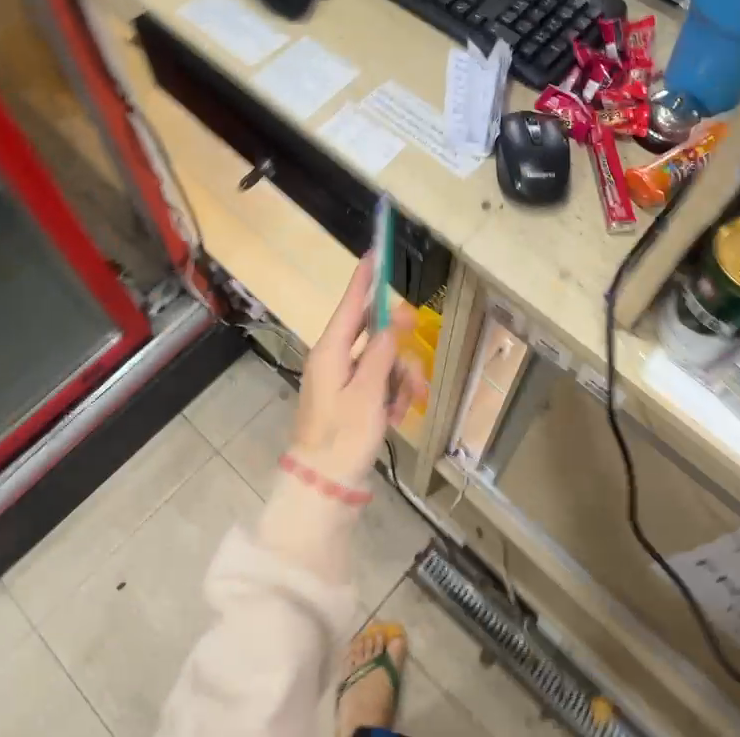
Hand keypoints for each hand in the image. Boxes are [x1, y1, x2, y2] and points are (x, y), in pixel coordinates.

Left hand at [290, 255, 426, 489]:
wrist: (325, 485)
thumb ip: (381, 353)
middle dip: (399, 349)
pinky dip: (392, 395)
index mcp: (330, 351)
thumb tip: (391, 320)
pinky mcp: (351, 400)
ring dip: (400, 378)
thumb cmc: (343, 437)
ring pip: (382, 360)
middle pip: (373, 334)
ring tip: (408, 403)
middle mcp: (333, 359)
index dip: (364, 280)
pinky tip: (398, 415)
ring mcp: (342, 380)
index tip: (374, 254)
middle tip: (414, 365)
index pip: (350, 305)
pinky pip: (379, 383)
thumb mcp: (367, 393)